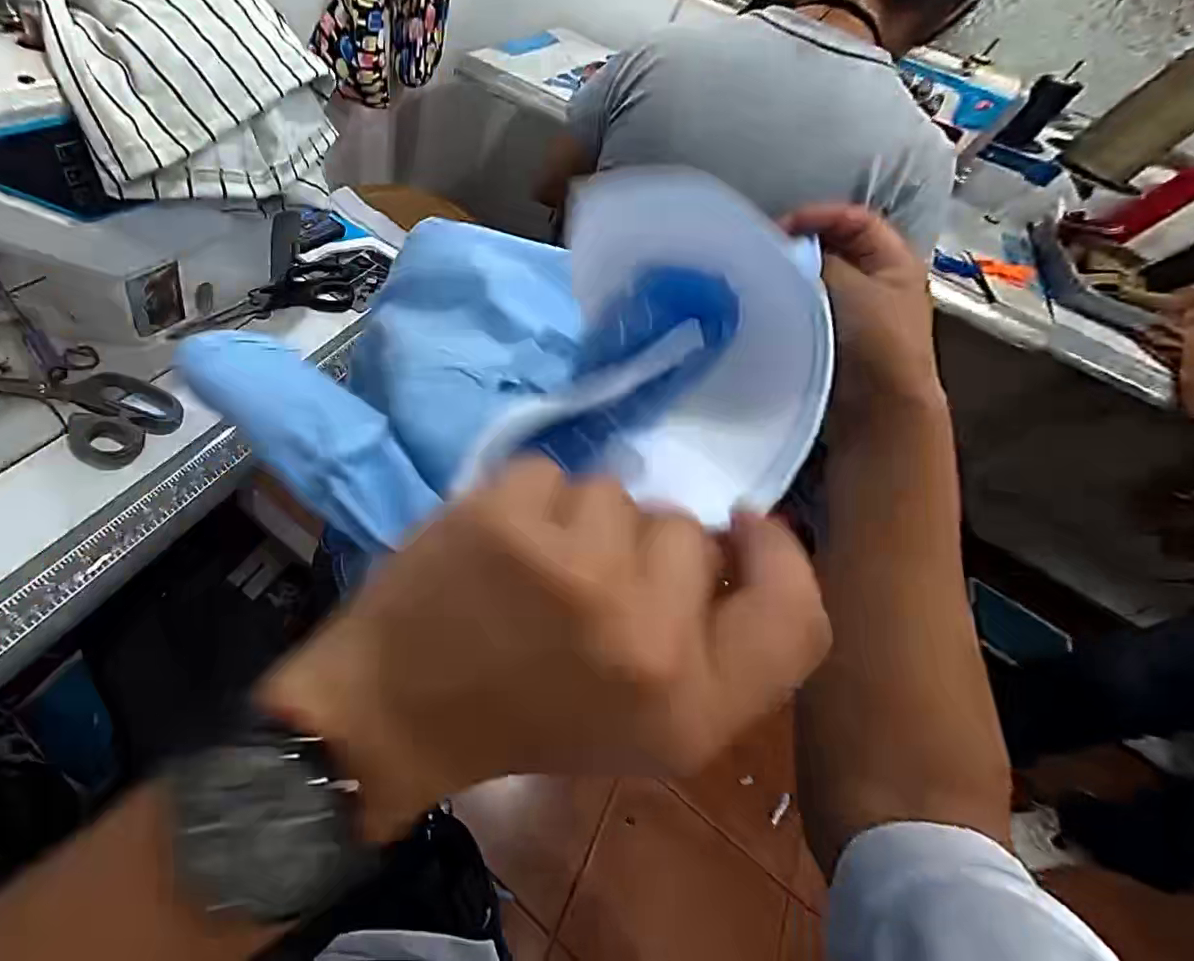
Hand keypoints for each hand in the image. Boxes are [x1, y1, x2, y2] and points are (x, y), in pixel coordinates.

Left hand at [259, 458, 828, 842]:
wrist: (397, 707)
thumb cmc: (519, 713)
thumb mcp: (638, 721)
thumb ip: (706, 643)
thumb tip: (736, 534)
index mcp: (691, 710)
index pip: (796, 617)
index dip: (781, 557)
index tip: (746, 525)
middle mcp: (646, 638)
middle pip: (686, 529)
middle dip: (637, 545)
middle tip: (577, 588)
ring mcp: (573, 570)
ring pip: (613, 492)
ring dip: (576, 520)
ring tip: (528, 570)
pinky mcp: (506, 520)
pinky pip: (547, 473)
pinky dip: (524, 500)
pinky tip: (493, 546)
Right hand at [780, 204, 944, 429]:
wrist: (879, 408)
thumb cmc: (878, 343)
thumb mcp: (852, 289)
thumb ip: (819, 262)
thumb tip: (784, 250)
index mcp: (893, 262)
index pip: (854, 218)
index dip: (818, 215)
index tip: (778, 230)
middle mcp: (875, 282)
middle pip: (831, 248)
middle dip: (797, 247)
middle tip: (762, 255)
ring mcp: (852, 311)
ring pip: (814, 279)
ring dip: (789, 277)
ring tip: (759, 280)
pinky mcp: (830, 336)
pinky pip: (804, 308)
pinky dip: (785, 303)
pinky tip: (765, 307)